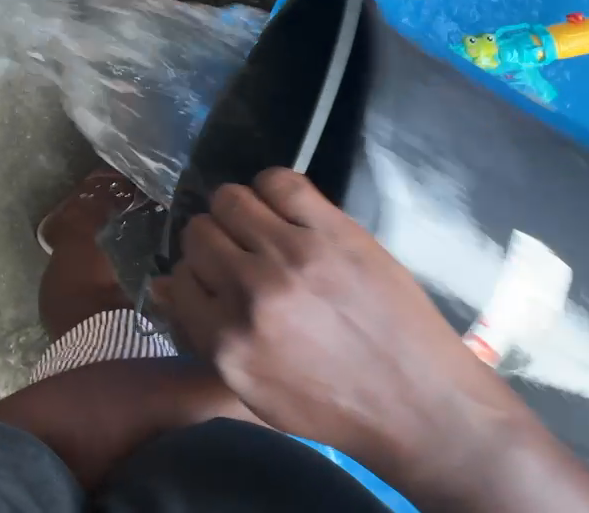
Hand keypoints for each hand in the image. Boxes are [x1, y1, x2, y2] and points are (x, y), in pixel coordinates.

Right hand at [150, 169, 588, 511]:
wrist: (423, 407)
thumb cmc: (335, 407)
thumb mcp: (255, 391)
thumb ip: (201, 338)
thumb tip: (164, 284)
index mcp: (228, 342)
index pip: (178, 279)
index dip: (194, 278)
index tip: (214, 283)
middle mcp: (251, 293)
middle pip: (198, 234)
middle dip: (211, 245)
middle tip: (239, 257)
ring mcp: (294, 256)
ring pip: (229, 200)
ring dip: (236, 214)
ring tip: (260, 230)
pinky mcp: (334, 230)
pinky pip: (279, 181)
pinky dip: (271, 188)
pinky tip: (284, 211)